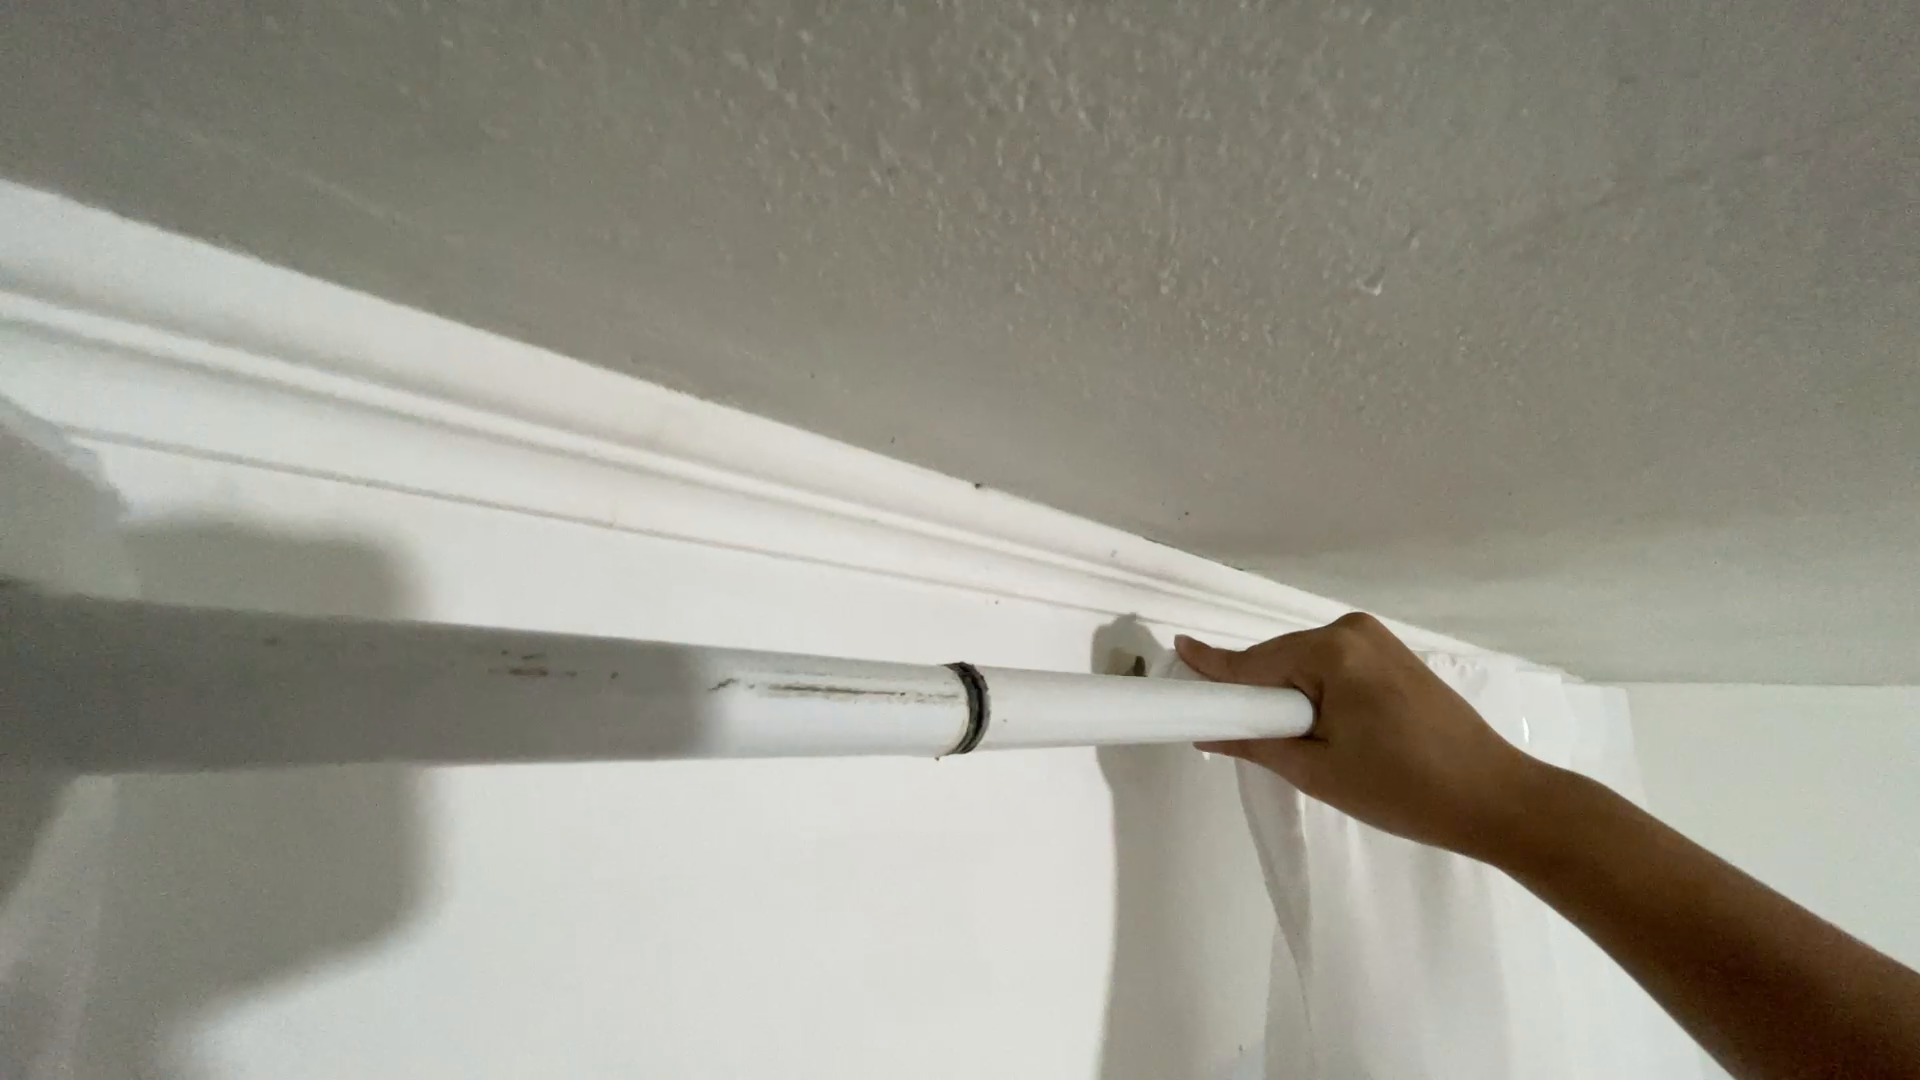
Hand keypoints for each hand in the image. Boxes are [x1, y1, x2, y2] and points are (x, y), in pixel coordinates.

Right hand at [1177, 613, 1546, 858]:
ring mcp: (1374, 638)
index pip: (1253, 662)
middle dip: (1258, 694)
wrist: (1500, 800)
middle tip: (1245, 735)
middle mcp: (1351, 630)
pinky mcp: (1389, 652)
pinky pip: (1328, 665)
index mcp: (1333, 651)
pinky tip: (1323, 724)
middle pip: (1276, 660)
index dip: (1212, 670)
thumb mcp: (1317, 772)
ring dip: (1287, 694)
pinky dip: (1314, 690)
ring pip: (1301, 663)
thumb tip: (1205, 731)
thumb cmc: (1405, 790)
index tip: (1175, 653)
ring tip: (1297, 740)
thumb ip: (1254, 742)